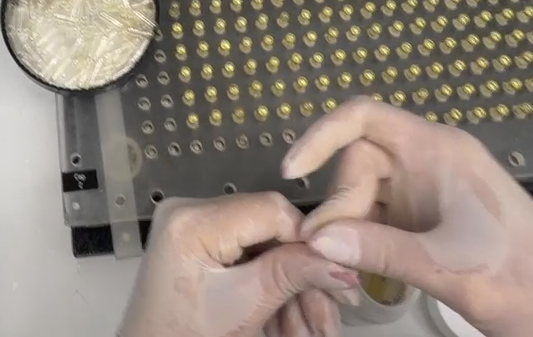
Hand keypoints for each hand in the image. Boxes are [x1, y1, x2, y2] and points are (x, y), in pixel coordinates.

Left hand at [119, 193, 360, 336]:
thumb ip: (291, 275)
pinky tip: (289, 325)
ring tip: (313, 334)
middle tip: (331, 322)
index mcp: (191, 219)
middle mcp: (188, 208)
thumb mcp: (244, 310)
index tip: (342, 278)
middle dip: (302, 278)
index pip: (269, 209)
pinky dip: (269, 288)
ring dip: (291, 291)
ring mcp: (190, 224)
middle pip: (268, 231)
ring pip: (262, 247)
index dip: (310, 241)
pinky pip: (245, 255)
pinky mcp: (195, 242)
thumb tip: (345, 262)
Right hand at [281, 98, 532, 336]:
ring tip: (342, 266)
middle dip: (340, 203)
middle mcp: (428, 160)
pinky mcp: (430, 219)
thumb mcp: (453, 270)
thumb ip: (382, 250)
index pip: (363, 117)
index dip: (321, 134)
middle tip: (325, 249)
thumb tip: (316, 238)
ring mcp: (428, 190)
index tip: (294, 171)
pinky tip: (363, 271)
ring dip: (351, 226)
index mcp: (437, 150)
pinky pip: (381, 216)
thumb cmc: (527, 283)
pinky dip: (367, 240)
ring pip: (366, 192)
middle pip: (359, 161)